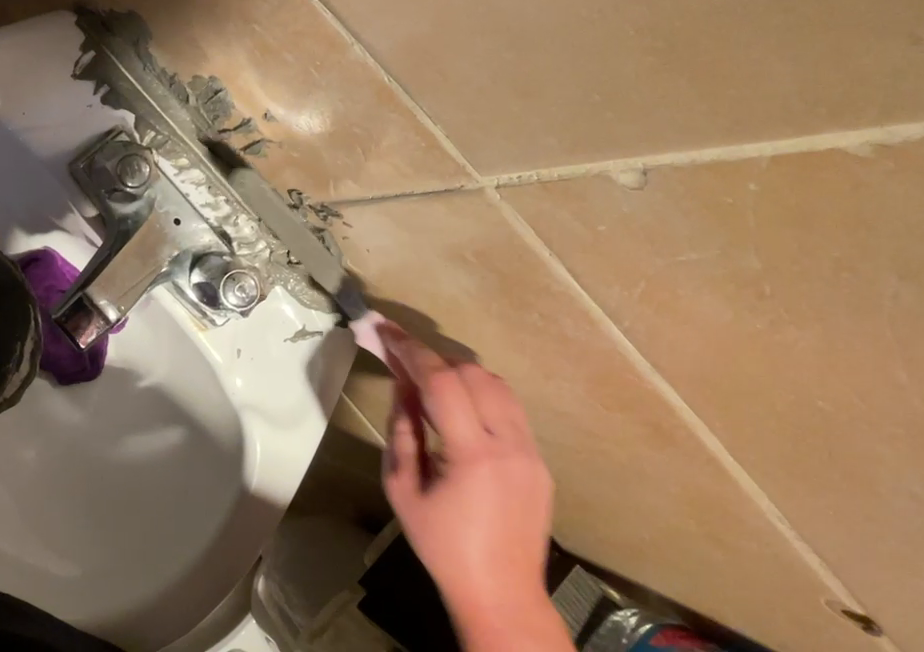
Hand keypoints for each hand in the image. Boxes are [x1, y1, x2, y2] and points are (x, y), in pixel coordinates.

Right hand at [379, 326, 560, 645]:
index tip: (384, 331)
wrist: (501, 593)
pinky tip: (455, 406)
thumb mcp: (402, 487)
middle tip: (399, 355)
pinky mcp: (540, 462)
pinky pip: (510, 409)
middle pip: (474, 373)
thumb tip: (402, 386)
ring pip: (498, 386)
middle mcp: (511, 446)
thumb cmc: (441, 545)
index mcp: (474, 455)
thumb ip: (402, 430)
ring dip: (459, 372)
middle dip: (432, 357)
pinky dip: (479, 394)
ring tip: (426, 378)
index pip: (443, 381)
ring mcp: (532, 453)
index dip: (410, 350)